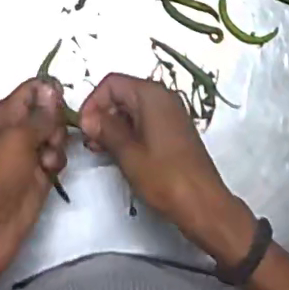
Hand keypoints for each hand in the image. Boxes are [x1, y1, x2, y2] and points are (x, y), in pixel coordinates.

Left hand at [0, 79, 66, 289]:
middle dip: (57, 120)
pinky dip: (57, 161)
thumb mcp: (19, 136)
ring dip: (58, 143)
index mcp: (9, 111)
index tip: (63, 99)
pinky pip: (57, 156)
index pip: (34, 87)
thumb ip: (41, 113)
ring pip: (56, 133)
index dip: (50, 89)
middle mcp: (20, 127)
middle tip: (50, 135)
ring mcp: (31, 151)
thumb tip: (52, 88)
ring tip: (47, 159)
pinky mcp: (40, 173)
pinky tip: (50, 172)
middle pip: (50, 110)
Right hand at [79, 73, 257, 264]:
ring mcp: (170, 112)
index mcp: (150, 93)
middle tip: (89, 140)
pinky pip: (145, 119)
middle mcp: (162, 96)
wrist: (205, 206)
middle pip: (122, 93)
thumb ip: (105, 130)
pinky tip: (120, 152)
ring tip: (100, 149)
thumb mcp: (128, 153)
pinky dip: (129, 131)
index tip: (83, 127)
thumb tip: (88, 118)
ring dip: (114, 124)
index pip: (112, 83)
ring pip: (132, 108)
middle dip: (102, 113)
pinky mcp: (174, 129)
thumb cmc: (165, 177)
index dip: (93, 102)